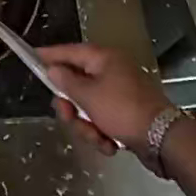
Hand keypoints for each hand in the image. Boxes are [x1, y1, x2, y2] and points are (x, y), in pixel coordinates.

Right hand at [39, 43, 173, 156]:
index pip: (70, 51)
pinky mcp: (125, 114)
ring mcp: (119, 94)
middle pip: (76, 85)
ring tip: (98, 137)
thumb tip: (53, 68)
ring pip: (87, 108)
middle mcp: (112, 72)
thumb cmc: (122, 110)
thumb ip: (66, 81)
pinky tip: (110, 144)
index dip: (50, 55)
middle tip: (69, 116)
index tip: (32, 56)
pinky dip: (102, 134)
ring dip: (87, 127)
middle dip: (71, 107)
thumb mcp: (88, 96)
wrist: (162, 140)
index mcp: (104, 60)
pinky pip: (102, 121)